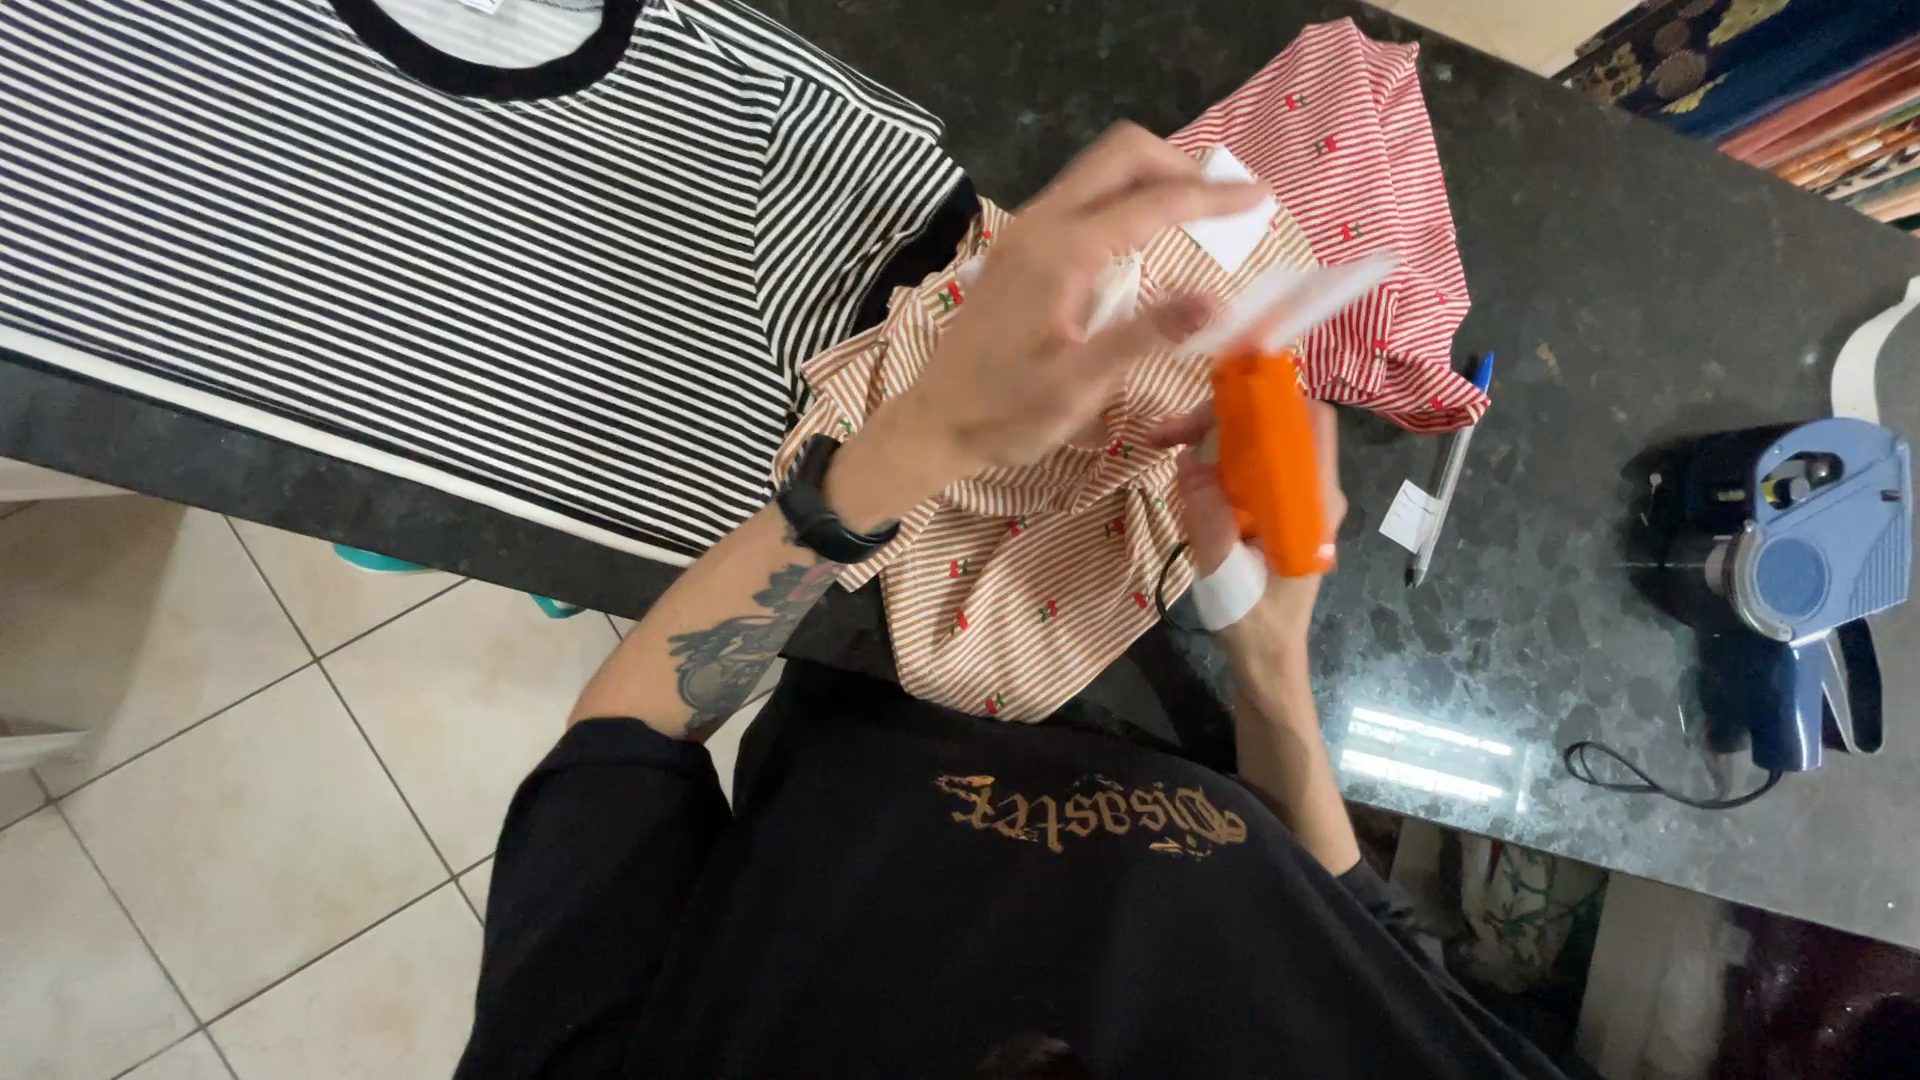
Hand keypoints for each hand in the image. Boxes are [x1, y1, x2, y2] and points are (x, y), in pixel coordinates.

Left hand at [892, 122, 1262, 475]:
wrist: (936, 421)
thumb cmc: (1005, 412)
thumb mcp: (1078, 384)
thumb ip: (1145, 335)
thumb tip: (1215, 298)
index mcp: (1062, 253)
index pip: (1152, 202)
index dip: (1212, 198)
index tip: (1260, 200)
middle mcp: (1040, 225)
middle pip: (1120, 155)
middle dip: (1179, 166)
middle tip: (1222, 203)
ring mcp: (1022, 233)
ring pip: (1096, 171)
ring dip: (1148, 178)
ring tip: (1192, 215)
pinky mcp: (1014, 250)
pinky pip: (1076, 199)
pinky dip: (1119, 200)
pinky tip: (1137, 239)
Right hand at [1147, 399, 1346, 656]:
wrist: (1266, 660)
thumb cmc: (1254, 624)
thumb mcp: (1226, 576)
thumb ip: (1210, 520)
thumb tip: (1188, 465)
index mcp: (1311, 503)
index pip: (1310, 422)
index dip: (1270, 397)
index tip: (1214, 397)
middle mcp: (1309, 492)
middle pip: (1274, 427)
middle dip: (1218, 420)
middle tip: (1163, 434)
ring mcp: (1291, 501)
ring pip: (1254, 447)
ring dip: (1207, 442)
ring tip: (1163, 452)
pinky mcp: (1273, 512)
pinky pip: (1243, 472)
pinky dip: (1210, 469)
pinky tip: (1185, 491)